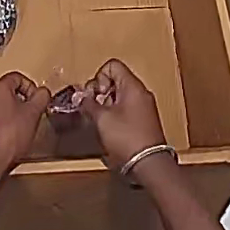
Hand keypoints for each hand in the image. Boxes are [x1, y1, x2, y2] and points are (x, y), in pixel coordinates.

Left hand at [0, 71, 50, 180]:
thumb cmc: (9, 138)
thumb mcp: (33, 114)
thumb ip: (41, 97)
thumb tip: (43, 92)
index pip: (17, 77)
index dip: (31, 87)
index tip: (37, 101)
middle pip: (7, 91)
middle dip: (22, 101)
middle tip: (31, 114)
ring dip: (11, 113)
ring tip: (21, 129)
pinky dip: (1, 124)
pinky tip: (8, 139)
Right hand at [78, 60, 168, 174]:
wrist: (149, 163)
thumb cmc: (126, 137)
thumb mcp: (102, 119)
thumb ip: (89, 104)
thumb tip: (79, 97)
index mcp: (132, 86)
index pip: (113, 66)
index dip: (99, 78)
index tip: (96, 96)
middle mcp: (141, 92)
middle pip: (116, 80)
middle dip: (100, 92)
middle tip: (94, 109)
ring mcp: (144, 106)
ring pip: (120, 95)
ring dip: (107, 104)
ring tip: (101, 121)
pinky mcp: (145, 119)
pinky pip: (127, 107)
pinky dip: (116, 113)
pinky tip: (110, 129)